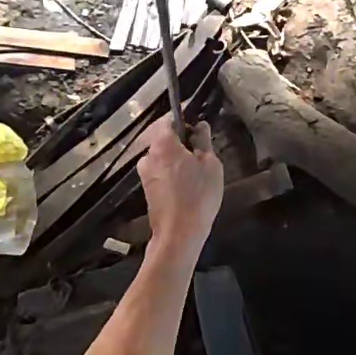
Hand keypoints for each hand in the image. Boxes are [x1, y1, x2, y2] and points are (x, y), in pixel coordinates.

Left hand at [137, 115, 222, 256]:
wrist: (179, 233)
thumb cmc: (199, 195)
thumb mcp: (210, 164)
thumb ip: (203, 141)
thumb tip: (200, 125)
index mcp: (163, 143)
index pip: (171, 121)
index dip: (187, 124)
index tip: (201, 134)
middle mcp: (148, 155)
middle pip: (166, 140)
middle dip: (183, 144)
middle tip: (203, 158)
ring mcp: (145, 173)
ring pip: (164, 158)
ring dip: (177, 161)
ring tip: (196, 175)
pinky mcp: (146, 188)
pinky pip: (161, 172)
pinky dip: (172, 174)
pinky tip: (186, 187)